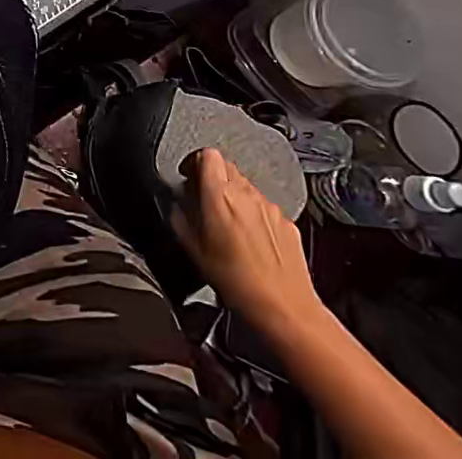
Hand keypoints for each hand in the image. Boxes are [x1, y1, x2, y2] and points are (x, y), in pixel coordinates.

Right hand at [170, 147, 321, 328]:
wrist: (283, 306)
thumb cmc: (238, 283)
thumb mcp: (195, 253)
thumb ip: (180, 221)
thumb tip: (176, 208)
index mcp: (220, 196)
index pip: (207, 155)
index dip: (195, 162)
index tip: (189, 177)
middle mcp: (246, 193)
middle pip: (226, 168)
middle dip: (213, 181)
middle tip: (204, 203)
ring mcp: (269, 205)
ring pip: (245, 188)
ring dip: (233, 199)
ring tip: (228, 229)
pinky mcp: (285, 219)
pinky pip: (263, 207)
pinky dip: (253, 216)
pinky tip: (250, 242)